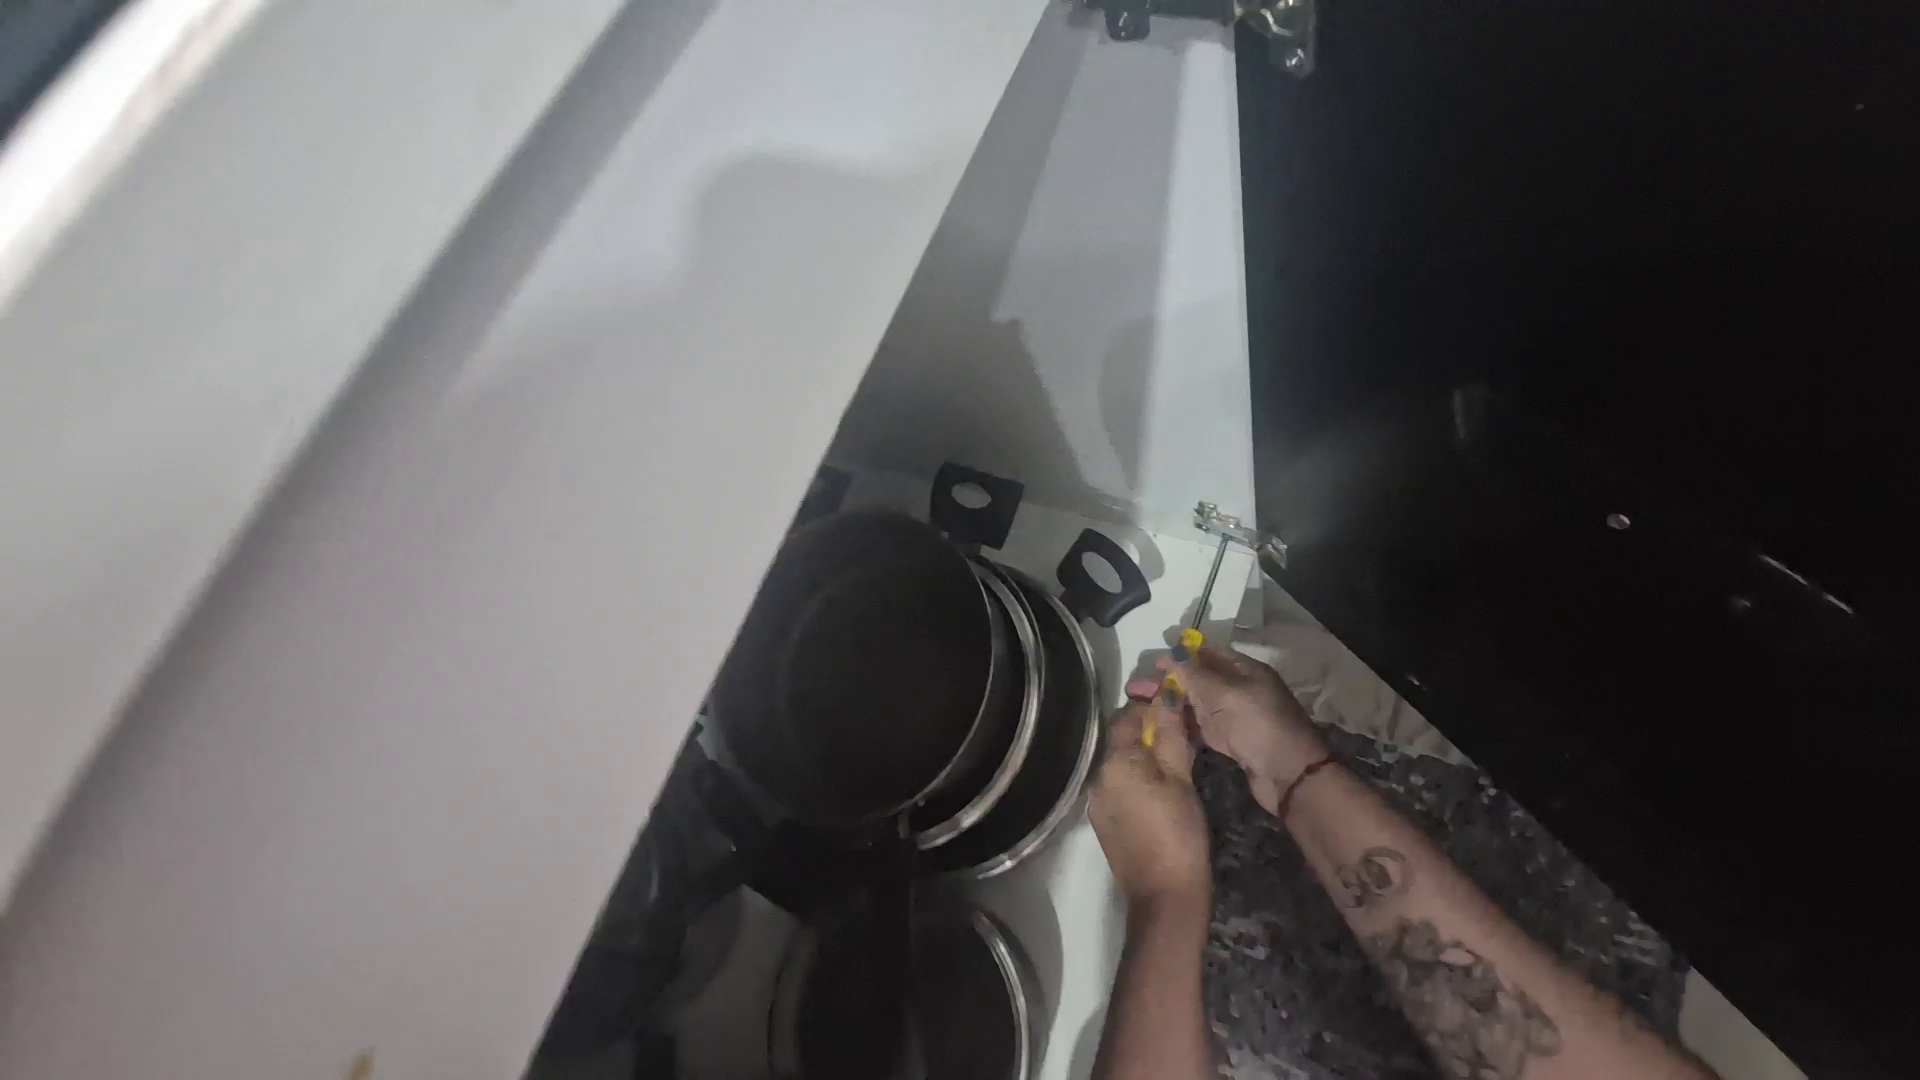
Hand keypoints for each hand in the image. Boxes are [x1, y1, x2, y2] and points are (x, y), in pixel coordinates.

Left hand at [1088, 701, 1209, 919]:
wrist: (1164, 897)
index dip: (1148, 708)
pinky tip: (1159, 796)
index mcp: (1115, 761)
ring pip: (1120, 766)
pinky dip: (1135, 783)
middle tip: (1181, 740)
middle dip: (1146, 735)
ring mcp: (1097, 801)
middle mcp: (1098, 776)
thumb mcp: (1181, 779)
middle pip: (1120, 741)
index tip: (1174, 711)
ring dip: (1142, 760)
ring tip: (1174, 768)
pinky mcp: (1103, 822)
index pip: (1126, 717)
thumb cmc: (1179, 833)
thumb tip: (1165, 696)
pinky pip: (1118, 788)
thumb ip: (1171, 735)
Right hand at [1127, 646, 1326, 816]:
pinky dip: (1182, 725)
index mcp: (1245, 670)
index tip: (1152, 664)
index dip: (1180, 657)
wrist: (1288, 776)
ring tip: (1141, 707)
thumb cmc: (1257, 725)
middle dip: (1169, 682)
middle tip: (1137, 689)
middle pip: (1199, 680)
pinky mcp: (1231, 740)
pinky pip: (1201, 727)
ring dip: (1172, 704)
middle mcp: (1240, 689)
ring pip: (1197, 704)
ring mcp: (1235, 716)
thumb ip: (1194, 673)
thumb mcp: (1223, 693)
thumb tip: (1173, 651)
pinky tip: (1160, 727)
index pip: (1208, 654)